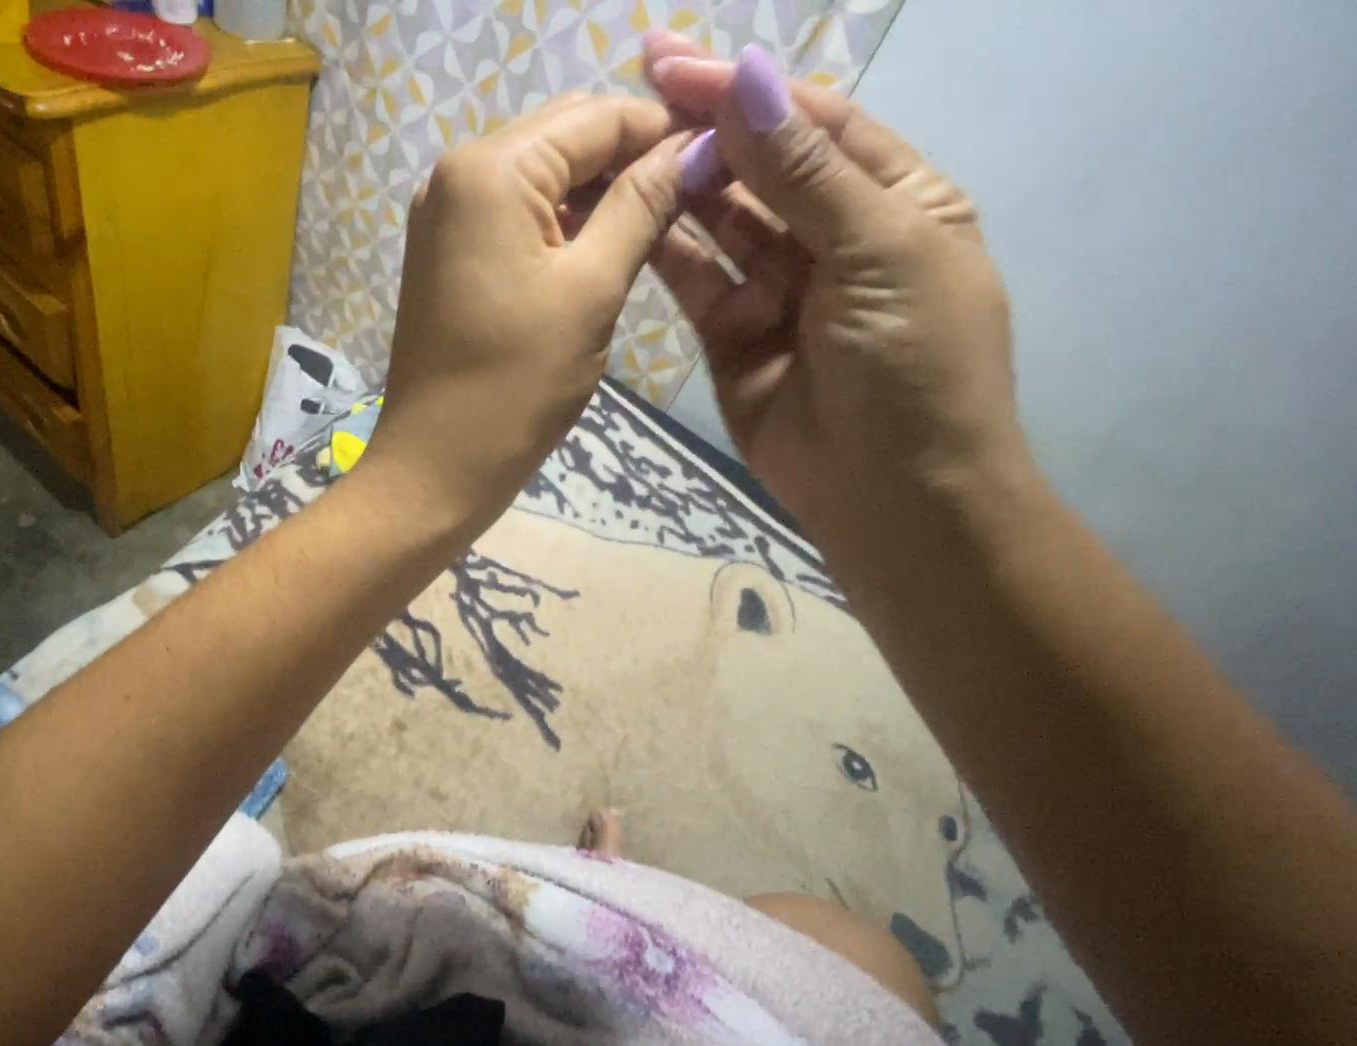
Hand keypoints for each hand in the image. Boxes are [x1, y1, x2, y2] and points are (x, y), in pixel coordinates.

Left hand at [362, 94, 690, 530]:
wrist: (436, 465)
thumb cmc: (515, 386)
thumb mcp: (591, 289)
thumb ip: (643, 205)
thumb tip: (698, 146)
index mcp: (489, 170)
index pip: (597, 116)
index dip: (667, 130)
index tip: (730, 155)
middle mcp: (456, 173)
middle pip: (567, 137)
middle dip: (635, 157)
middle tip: (702, 191)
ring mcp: (446, 214)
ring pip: (544, 175)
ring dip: (603, 190)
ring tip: (667, 219)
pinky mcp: (448, 252)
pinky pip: (518, 213)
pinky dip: (565, 221)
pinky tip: (609, 245)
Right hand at [642, 33, 1025, 555]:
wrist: (891, 495)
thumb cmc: (912, 364)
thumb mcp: (877, 250)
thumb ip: (806, 170)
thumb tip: (752, 76)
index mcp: (894, 199)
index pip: (814, 122)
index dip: (748, 89)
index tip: (675, 63)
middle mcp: (832, 235)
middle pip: (761, 165)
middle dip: (706, 128)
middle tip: (633, 93)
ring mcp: (777, 287)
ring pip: (720, 220)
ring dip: (678, 184)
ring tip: (620, 149)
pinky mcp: (730, 335)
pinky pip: (694, 281)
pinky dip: (664, 249)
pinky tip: (627, 215)